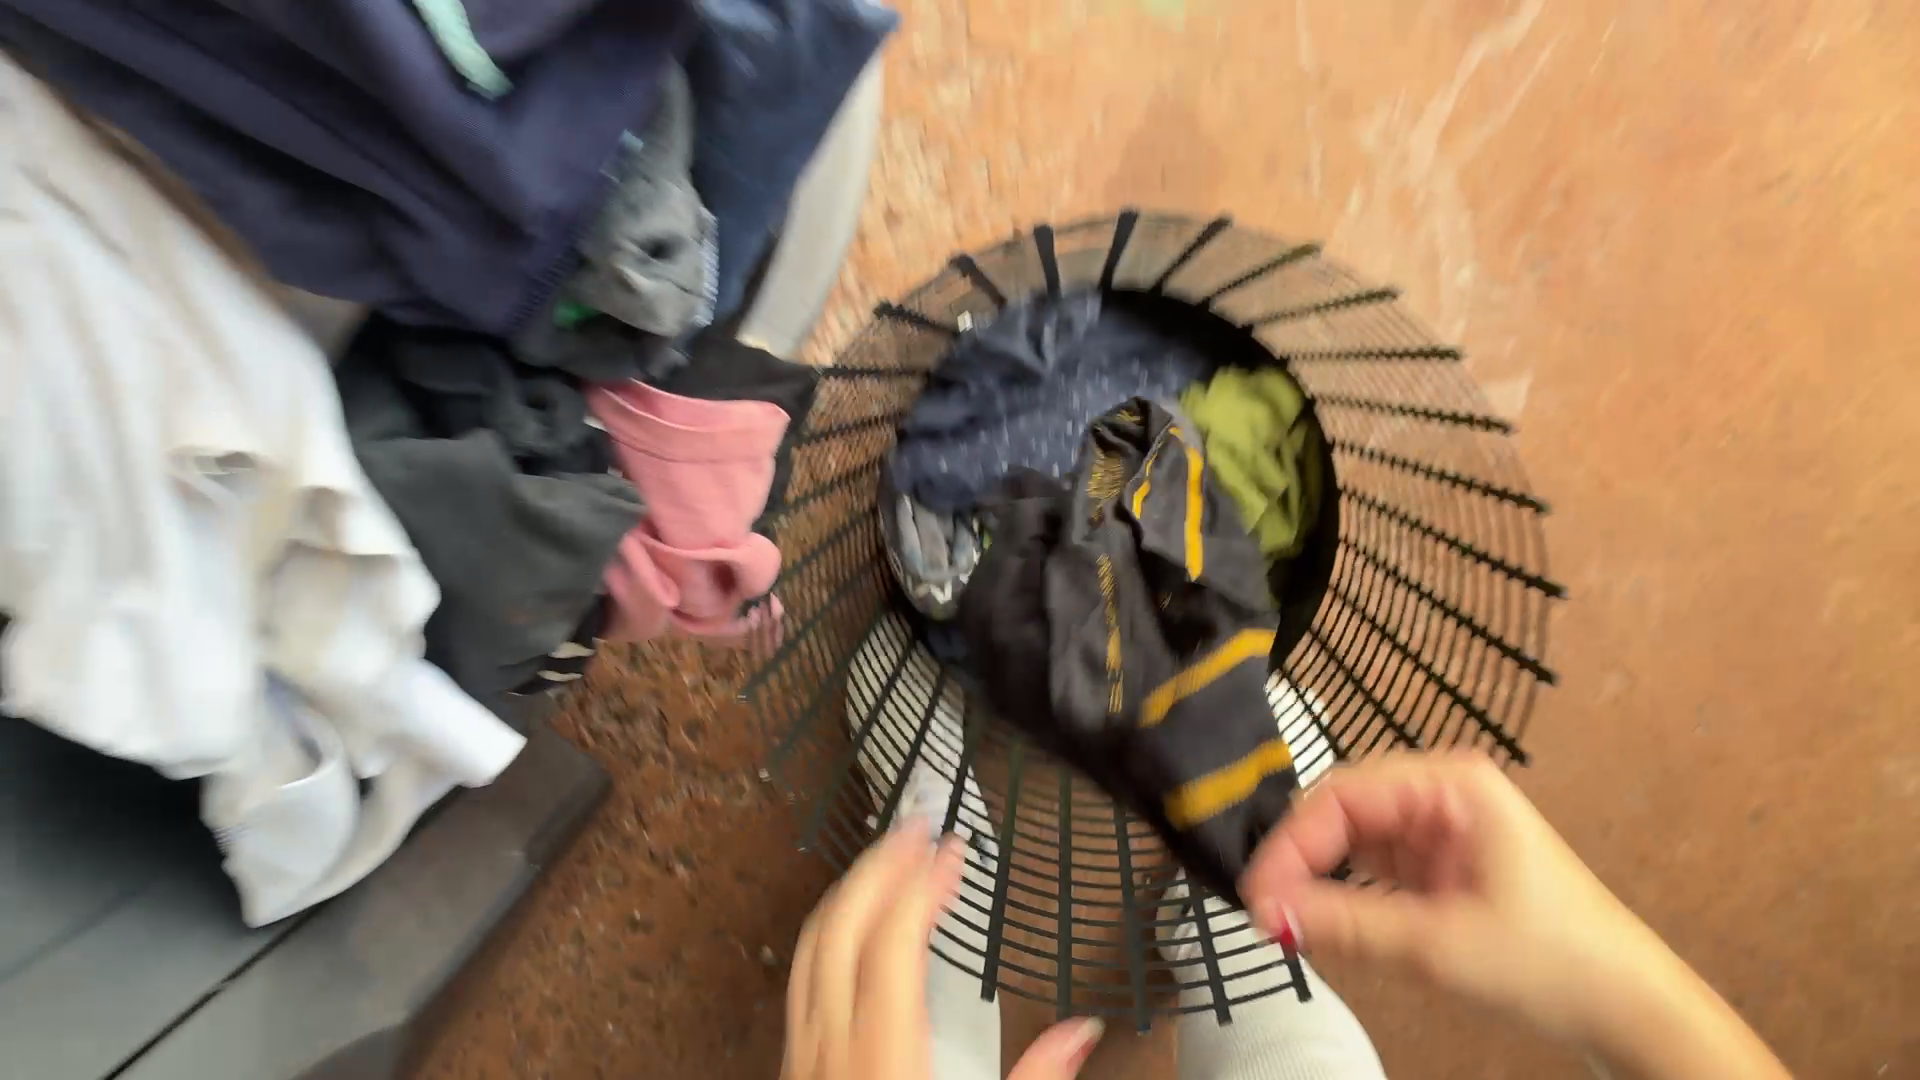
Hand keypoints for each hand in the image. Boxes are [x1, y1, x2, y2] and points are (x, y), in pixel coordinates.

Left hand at [782, 823, 1105, 1079]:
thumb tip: (1083, 1033)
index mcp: (884, 1058)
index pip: (893, 939)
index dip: (921, 881)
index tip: (951, 847)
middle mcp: (833, 1049)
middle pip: (840, 924)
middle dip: (878, 863)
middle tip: (915, 827)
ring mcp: (806, 1057)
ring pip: (812, 945)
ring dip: (851, 889)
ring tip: (887, 858)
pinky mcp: (799, 1069)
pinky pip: (804, 977)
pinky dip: (833, 929)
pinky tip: (856, 927)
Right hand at [1239, 753, 1790, 1078]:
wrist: (1635, 1014)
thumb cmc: (1556, 964)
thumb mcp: (1439, 945)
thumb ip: (1344, 924)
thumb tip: (1266, 915)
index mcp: (1448, 784)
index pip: (1341, 795)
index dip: (1293, 843)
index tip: (1258, 893)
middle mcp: (1436, 791)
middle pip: (1340, 810)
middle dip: (1301, 858)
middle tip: (1266, 907)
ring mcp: (1434, 823)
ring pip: (1348, 836)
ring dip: (1316, 873)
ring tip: (1286, 913)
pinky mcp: (1432, 858)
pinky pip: (1367, 861)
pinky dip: (1339, 886)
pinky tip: (1321, 912)